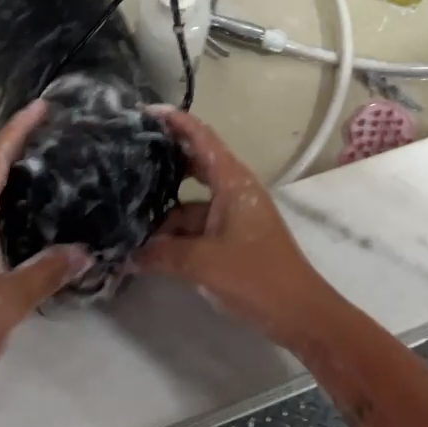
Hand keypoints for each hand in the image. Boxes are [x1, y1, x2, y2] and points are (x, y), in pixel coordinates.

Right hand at [133, 110, 334, 347]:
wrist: (301, 314)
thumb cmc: (256, 277)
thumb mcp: (202, 264)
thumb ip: (162, 255)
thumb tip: (127, 255)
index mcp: (232, 181)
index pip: (201, 137)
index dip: (175, 121)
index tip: (145, 112)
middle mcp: (233, 189)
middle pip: (194, 164)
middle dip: (163, 161)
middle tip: (127, 158)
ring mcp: (234, 213)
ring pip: (192, 200)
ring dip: (164, 209)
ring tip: (127, 213)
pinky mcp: (232, 237)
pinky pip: (198, 224)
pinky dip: (176, 232)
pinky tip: (149, 246)